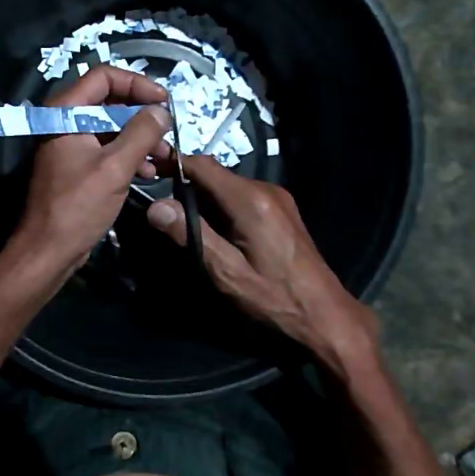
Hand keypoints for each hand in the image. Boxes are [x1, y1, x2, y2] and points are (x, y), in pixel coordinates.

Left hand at [11, 66, 172, 278]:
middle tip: (169, 131)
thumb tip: (161, 111)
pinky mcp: (79, 166)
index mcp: (65, 112)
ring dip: (140, 138)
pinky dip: (129, 156)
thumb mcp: (114, 167)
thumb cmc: (77, 206)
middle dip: (142, 115)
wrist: (49, 249)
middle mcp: (65, 122)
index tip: (164, 102)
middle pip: (110, 101)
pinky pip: (108, 150)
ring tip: (165, 155)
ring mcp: (72, 145)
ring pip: (112, 128)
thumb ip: (141, 133)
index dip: (137, 84)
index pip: (104, 77)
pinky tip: (149, 172)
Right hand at [145, 157, 379, 369]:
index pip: (204, 166)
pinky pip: (242, 196)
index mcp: (250, 201)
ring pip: (228, 185)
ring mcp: (277, 198)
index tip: (149, 169)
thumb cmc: (274, 296)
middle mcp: (265, 190)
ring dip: (203, 197)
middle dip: (186, 184)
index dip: (174, 162)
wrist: (325, 313)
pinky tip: (212, 229)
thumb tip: (156, 206)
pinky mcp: (282, 210)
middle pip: (216, 174)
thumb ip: (192, 235)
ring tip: (180, 219)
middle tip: (159, 203)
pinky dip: (221, 205)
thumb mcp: (227, 271)